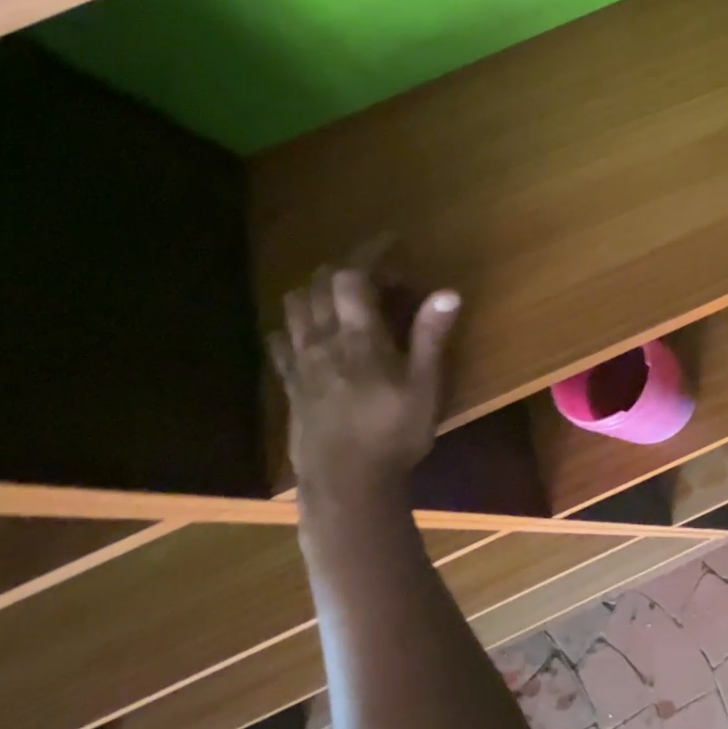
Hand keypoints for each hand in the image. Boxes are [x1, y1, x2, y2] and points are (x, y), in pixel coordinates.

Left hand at [269, 267, 461, 502]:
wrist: (346, 485)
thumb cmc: (394, 434)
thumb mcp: (426, 386)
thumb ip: (431, 336)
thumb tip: (448, 291)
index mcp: (358, 338)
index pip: (352, 277)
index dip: (370, 253)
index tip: (393, 243)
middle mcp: (322, 341)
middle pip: (319, 285)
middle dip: (348, 268)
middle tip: (380, 275)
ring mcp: (299, 363)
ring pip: (294, 307)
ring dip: (318, 290)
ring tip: (347, 298)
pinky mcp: (289, 384)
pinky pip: (280, 340)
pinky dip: (295, 323)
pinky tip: (313, 332)